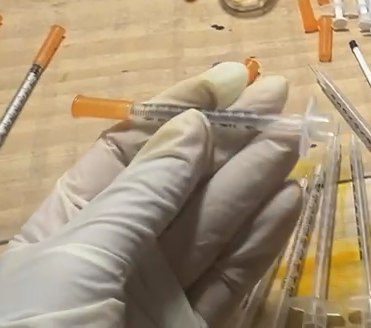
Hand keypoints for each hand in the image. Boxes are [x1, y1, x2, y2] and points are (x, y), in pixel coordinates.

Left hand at [0, 62, 303, 327]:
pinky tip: (291, 200)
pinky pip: (233, 278)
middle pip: (185, 179)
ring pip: (216, 222)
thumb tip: (191, 122)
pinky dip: (263, 240)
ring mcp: (158, 295)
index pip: (134, 146)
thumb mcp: (79, 258)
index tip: (233, 76)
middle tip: (281, 92)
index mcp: (72, 223)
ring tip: (297, 137)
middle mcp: (119, 251)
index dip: (184, 106)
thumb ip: (142, 192)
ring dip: (257, 177)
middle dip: (232, 134)